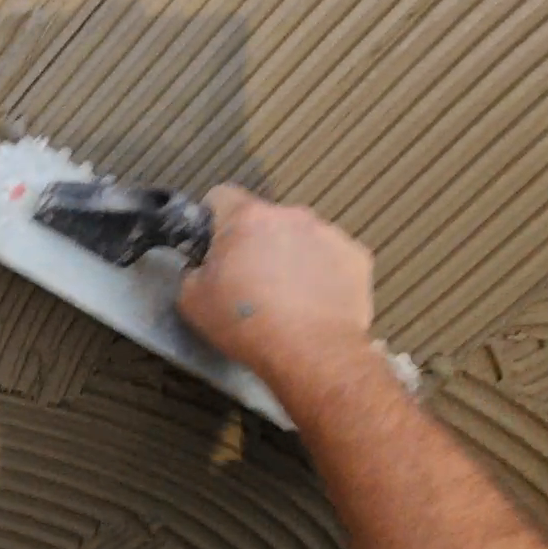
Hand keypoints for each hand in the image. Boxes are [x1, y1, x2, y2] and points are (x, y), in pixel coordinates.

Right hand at [176, 185, 373, 384]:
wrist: (311, 353)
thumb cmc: (245, 323)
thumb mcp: (191, 299)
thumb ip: (193, 271)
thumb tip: (203, 267)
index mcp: (245, 218)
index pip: (221, 196)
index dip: (211, 219)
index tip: (210, 245)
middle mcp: (290, 216)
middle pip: (262, 219)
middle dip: (252, 241)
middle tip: (245, 279)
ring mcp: (328, 234)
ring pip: (297, 236)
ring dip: (286, 255)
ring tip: (282, 295)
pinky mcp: (357, 256)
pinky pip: (329, 256)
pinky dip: (318, 272)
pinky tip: (310, 301)